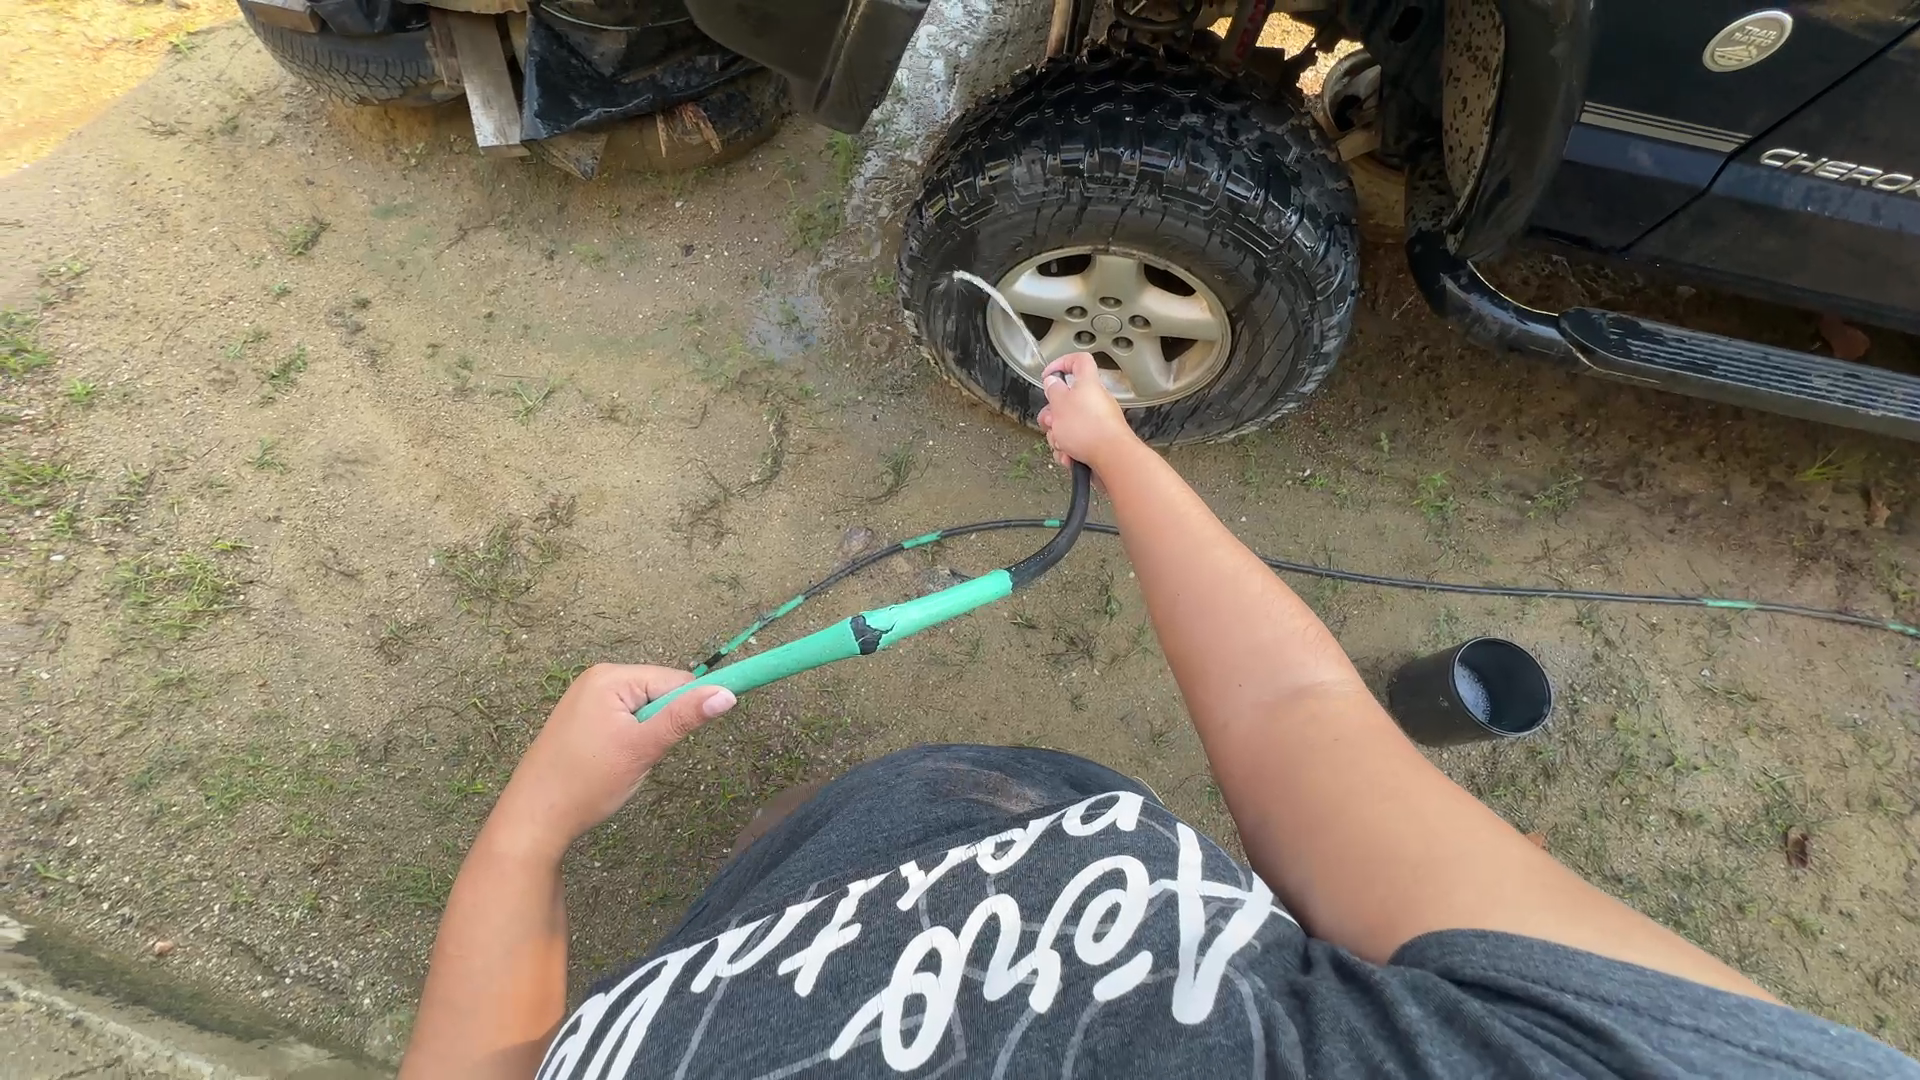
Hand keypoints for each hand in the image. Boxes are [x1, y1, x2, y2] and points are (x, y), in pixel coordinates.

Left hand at [486, 664, 734, 859]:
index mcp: (611, 677)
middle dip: (661, 726)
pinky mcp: (583, 718)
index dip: (685, 712)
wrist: (531, 822)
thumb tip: (728, 694)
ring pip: (646, 709)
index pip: (676, 681)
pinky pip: (626, 719)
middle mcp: (599, 678)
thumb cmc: (585, 783)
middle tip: (640, 756)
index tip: (669, 743)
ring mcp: (588, 698)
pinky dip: (631, 740)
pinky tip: (612, 762)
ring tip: (623, 761)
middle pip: (661, 693)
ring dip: (647, 736)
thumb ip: (685, 717)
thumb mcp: (643, 748)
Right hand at [1035, 352, 1140, 471]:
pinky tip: (1070, 456)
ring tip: (1062, 444)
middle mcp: (1095, 400)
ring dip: (1058, 436)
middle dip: (1052, 415)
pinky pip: (1075, 442)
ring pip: (1067, 424)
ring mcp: (1097, 422)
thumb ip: (1053, 389)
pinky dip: (1068, 450)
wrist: (1111, 458)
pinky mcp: (1097, 441)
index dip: (1061, 363)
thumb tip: (1051, 381)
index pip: (1079, 360)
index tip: (1048, 375)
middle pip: (1066, 400)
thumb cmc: (1089, 430)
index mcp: (1088, 384)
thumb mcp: (1060, 404)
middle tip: (1050, 422)